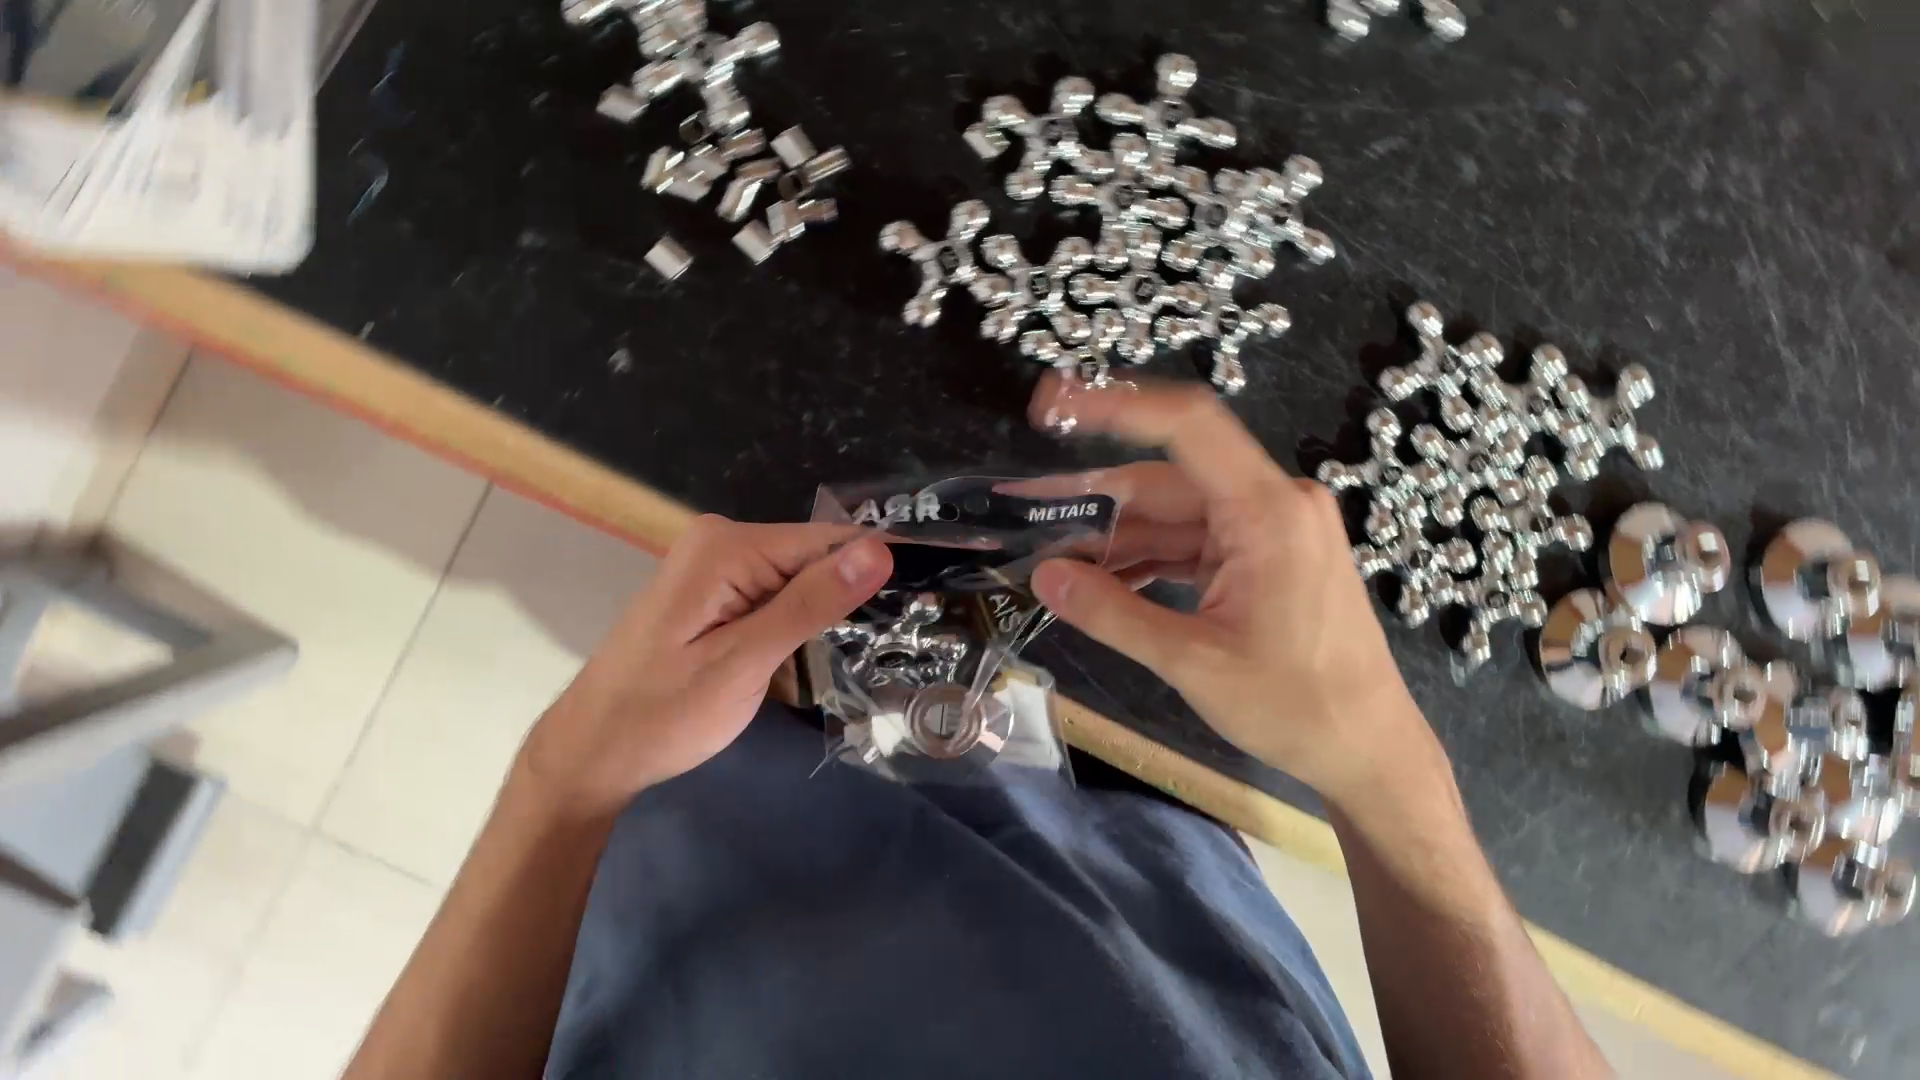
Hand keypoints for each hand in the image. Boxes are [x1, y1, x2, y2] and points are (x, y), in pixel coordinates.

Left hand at [517, 516, 891, 818]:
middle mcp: (719, 541)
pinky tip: (810, 652)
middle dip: (848, 596)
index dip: (874, 572)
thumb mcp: (745, 662)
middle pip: (813, 556)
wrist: (591, 753)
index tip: (923, 605)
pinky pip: (773, 592)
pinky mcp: (710, 591)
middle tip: (889, 646)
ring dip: (823, 612)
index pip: (828, 541)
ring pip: (797, 577)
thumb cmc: (663, 714)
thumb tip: (879, 551)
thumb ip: (811, 604)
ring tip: (861, 653)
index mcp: (726, 547)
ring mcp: (712, 566)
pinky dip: (796, 620)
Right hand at [1027, 375, 1440, 808]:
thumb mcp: (1192, 663)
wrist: (1369, 749)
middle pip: (1164, 483)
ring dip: (1113, 538)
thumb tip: (1044, 576)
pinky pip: (1189, 544)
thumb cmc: (1296, 707)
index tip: (1052, 407)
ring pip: (1171, 517)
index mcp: (1267, 511)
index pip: (1186, 427)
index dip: (1114, 406)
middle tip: (1021, 511)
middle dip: (1091, 502)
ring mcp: (1267, 530)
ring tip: (1048, 555)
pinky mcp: (1260, 557)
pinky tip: (1099, 581)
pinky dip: (1145, 560)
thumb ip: (1112, 613)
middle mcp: (1271, 503)